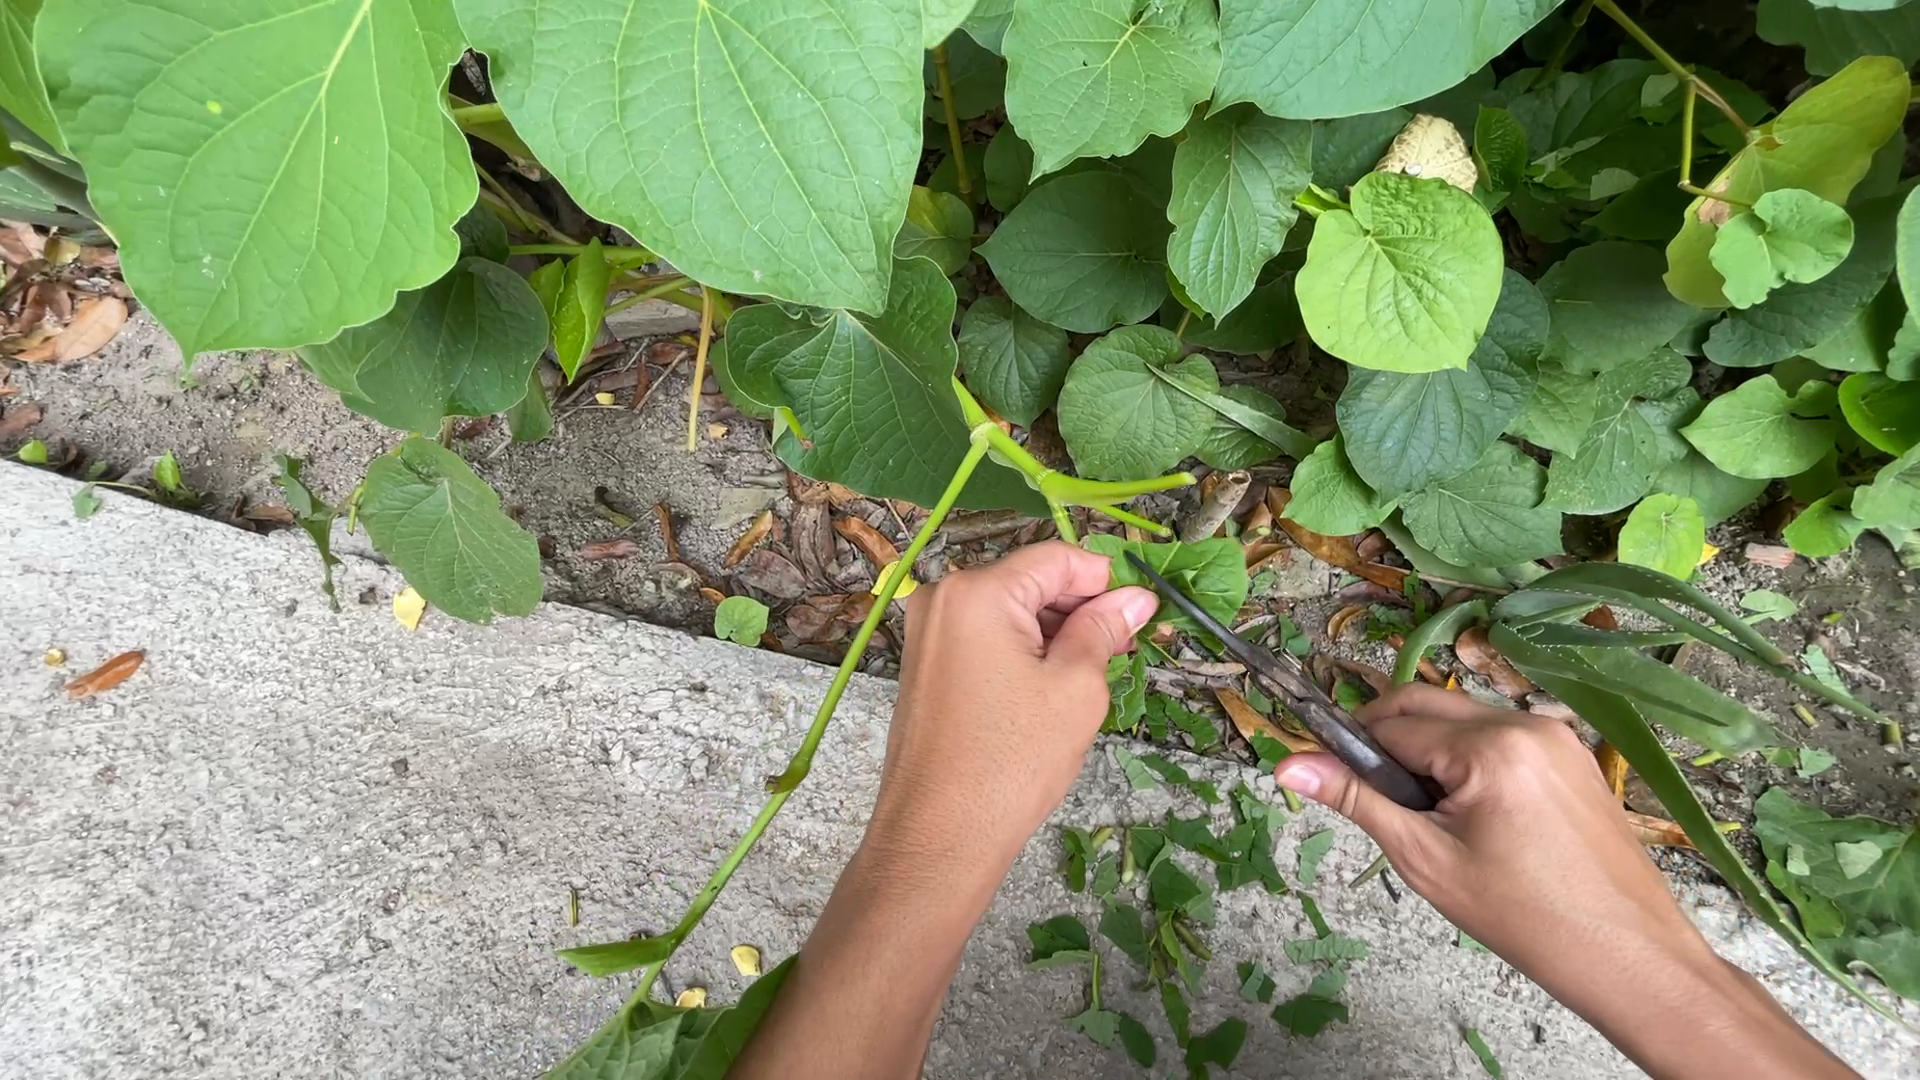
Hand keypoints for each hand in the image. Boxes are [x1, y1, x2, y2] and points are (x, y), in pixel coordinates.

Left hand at [868, 540, 1157, 875]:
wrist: (936, 837)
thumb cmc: (1011, 762)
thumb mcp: (1075, 688)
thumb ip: (1105, 630)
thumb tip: (1136, 597)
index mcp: (977, 591)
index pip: (1055, 558)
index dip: (1104, 579)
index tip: (1138, 610)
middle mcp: (943, 597)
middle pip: (1029, 581)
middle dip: (1078, 609)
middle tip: (1120, 650)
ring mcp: (926, 630)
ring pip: (1008, 610)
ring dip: (1052, 632)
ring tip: (1088, 674)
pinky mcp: (924, 662)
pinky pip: (984, 636)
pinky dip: (1021, 650)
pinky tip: (1048, 685)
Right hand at [1274, 683, 1856, 1079]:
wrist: (1638, 965)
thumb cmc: (1523, 917)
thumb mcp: (1423, 858)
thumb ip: (1354, 799)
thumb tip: (1286, 764)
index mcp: (1490, 747)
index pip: (1391, 725)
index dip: (1354, 751)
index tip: (1342, 785)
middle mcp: (1524, 723)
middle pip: (1421, 703)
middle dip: (1384, 738)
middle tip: (1378, 796)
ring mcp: (1554, 735)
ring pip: (1455, 717)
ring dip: (1423, 747)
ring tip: (1428, 810)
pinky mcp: (1570, 753)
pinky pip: (1491, 733)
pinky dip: (1462, 755)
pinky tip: (1469, 809)